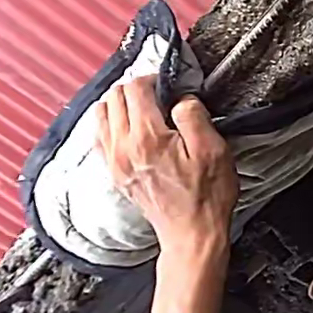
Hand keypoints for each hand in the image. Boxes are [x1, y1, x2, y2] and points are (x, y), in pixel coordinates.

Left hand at [98, 76, 236, 270]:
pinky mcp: (114, 173)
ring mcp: (114, 162)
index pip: (135, 89)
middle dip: (135, 88)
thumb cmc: (207, 194)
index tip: (170, 85)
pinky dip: (110, 124)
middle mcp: (123, 147)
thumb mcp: (213, 149)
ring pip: (101, 114)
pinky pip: (99, 137)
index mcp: (148, 138)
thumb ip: (193, 116)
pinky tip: (129, 127)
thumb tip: (180, 98)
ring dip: (120, 104)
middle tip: (160, 94)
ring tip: (144, 108)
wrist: (192, 233)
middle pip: (114, 97)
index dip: (153, 79)